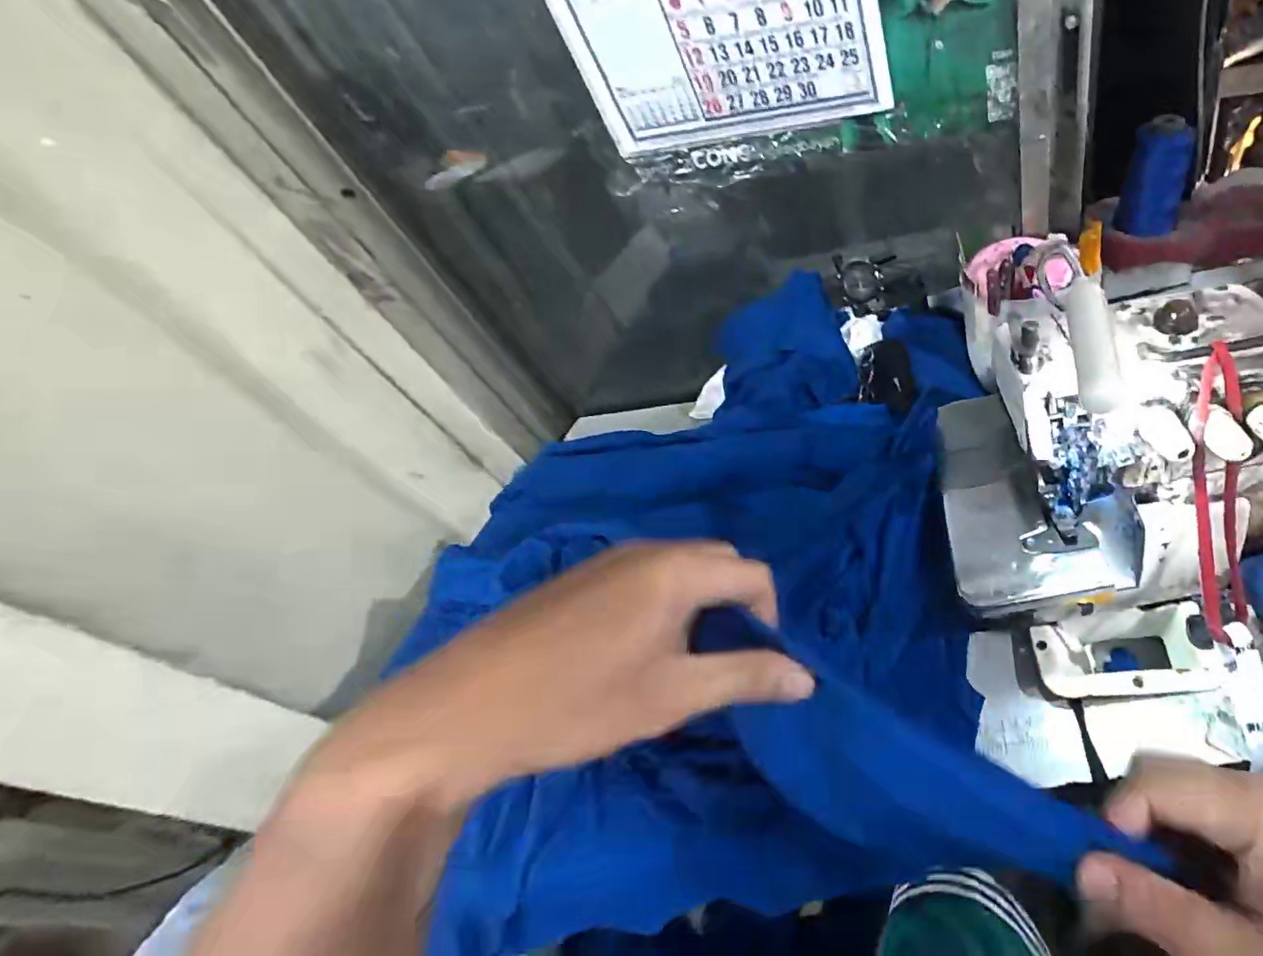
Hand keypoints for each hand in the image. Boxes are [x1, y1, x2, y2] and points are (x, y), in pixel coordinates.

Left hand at [304, 541, 815, 805]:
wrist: (455, 713)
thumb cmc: (577, 703)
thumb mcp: (672, 697)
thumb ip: (745, 678)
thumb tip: (807, 677)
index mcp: (677, 569)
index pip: (754, 573)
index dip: (770, 616)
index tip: (756, 661)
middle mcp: (648, 549)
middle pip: (720, 560)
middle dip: (737, 602)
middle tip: (724, 657)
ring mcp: (608, 558)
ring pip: (682, 565)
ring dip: (701, 600)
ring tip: (683, 656)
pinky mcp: (579, 576)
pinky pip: (646, 573)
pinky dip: (665, 599)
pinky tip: (635, 647)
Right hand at [1077, 758, 1262, 955]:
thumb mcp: (1238, 955)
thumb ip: (1156, 908)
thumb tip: (1079, 868)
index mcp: (1250, 805)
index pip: (1151, 781)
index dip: (1116, 823)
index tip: (1100, 878)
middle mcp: (1249, 788)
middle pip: (1158, 776)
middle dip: (1126, 824)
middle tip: (1120, 884)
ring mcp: (1257, 806)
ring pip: (1171, 792)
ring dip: (1146, 835)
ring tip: (1145, 891)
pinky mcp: (1262, 829)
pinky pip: (1196, 814)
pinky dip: (1172, 844)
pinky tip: (1182, 889)